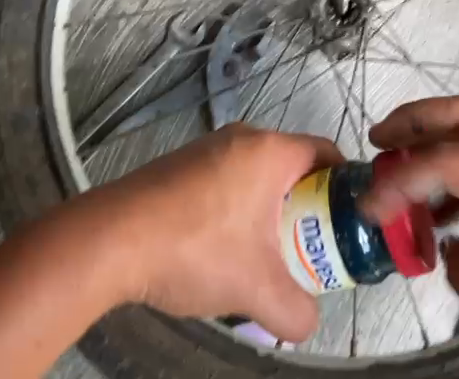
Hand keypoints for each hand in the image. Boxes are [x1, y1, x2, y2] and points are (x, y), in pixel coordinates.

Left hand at [76, 123, 341, 342]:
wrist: (110, 241)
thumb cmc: (195, 250)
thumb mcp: (257, 291)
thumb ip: (297, 312)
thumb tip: (306, 321)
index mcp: (269, 151)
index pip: (327, 153)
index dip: (346, 187)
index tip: (348, 225)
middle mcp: (241, 138)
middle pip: (293, 168)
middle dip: (306, 211)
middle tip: (308, 252)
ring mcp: (206, 150)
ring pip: (257, 179)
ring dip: (268, 216)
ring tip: (262, 260)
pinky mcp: (180, 167)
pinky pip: (226, 183)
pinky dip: (236, 213)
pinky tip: (218, 254)